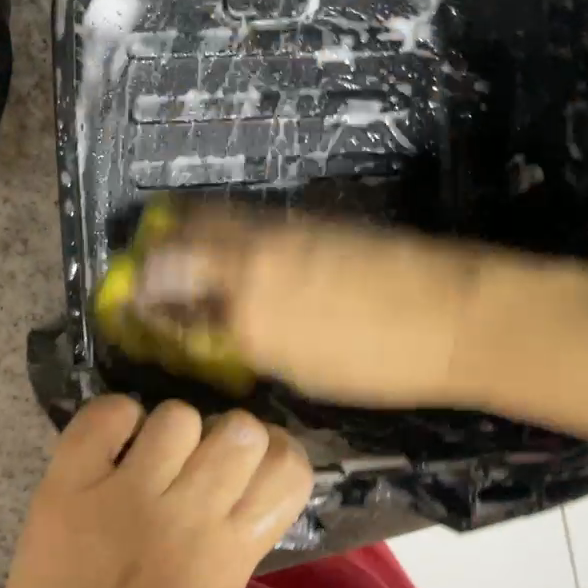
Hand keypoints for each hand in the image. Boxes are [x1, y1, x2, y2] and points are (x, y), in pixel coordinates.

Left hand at [0, 397, 312, 587]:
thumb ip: (237, 530)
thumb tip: (253, 462)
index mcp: (231, 553)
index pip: (288, 468)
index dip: (273, 447)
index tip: (247, 455)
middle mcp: (188, 518)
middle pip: (241, 429)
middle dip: (222, 431)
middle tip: (195, 454)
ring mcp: (126, 495)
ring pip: (178, 415)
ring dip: (166, 427)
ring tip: (147, 453)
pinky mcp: (71, 479)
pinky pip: (111, 412)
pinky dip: (114, 416)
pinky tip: (109, 445)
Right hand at [131, 206, 516, 406]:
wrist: (455, 313)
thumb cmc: (382, 363)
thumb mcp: (306, 371)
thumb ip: (253, 346)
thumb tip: (223, 332)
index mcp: (249, 318)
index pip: (179, 307)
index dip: (149, 309)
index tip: (132, 308)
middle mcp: (251, 266)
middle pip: (181, 249)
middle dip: (153, 258)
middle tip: (142, 268)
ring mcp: (277, 235)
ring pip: (209, 222)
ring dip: (181, 231)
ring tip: (167, 241)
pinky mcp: (301, 219)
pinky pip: (241, 216)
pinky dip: (217, 222)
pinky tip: (219, 235)